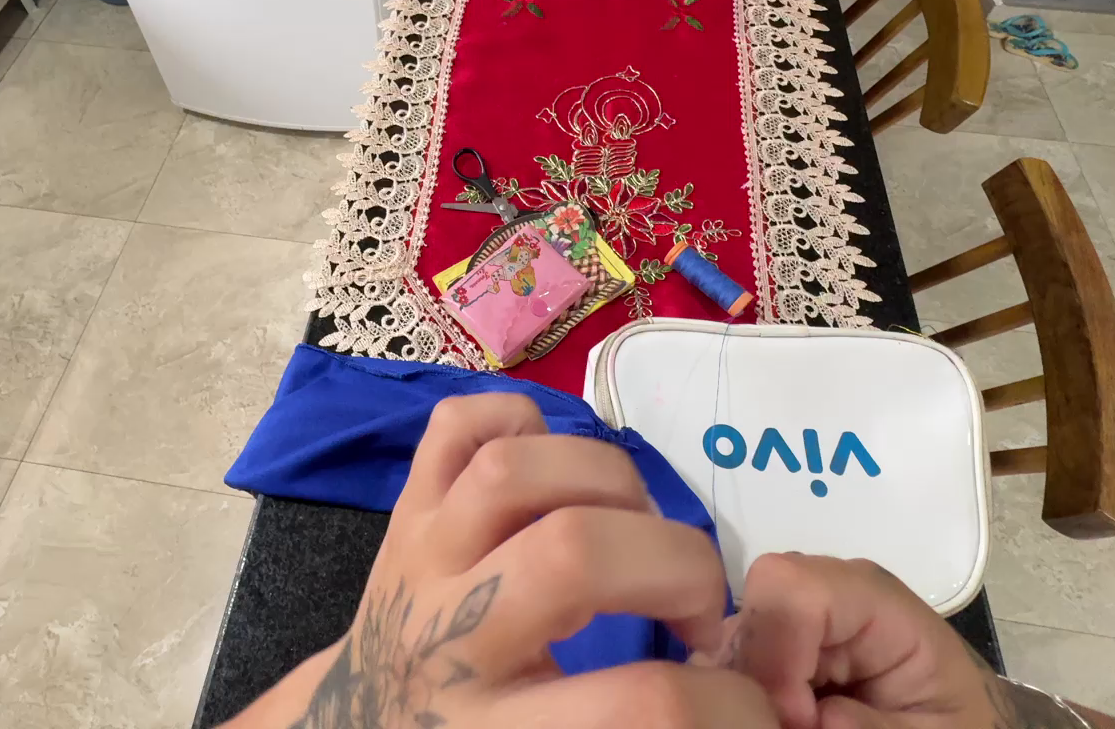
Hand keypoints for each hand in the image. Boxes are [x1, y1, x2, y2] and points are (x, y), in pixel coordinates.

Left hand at [227, 392, 779, 728]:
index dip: (728, 704)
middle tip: (696, 600)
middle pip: (571, 551)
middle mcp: (448, 625)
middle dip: (675, 563)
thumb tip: (737, 693)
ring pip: (512, 466)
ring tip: (634, 522)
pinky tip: (554, 458)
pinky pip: (456, 425)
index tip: (758, 701)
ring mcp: (421, 545)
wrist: (356, 720)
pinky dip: (518, 417)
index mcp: (490, 727)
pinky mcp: (408, 498)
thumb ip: (629, 725)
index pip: (634, 706)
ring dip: (607, 479)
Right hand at [711, 554, 1114, 728]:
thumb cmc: (957, 727)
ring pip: (736, 628)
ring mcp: (799, 606)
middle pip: (753, 605)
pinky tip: (783, 714)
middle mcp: (826, 585)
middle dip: (756, 672)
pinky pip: (739, 650)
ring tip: (793, 721)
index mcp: (873, 599)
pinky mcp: (781, 631)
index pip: (787, 584)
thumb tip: (820, 715)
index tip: (794, 717)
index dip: (775, 647)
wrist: (957, 727)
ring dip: (750, 686)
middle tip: (788, 725)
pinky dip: (750, 691)